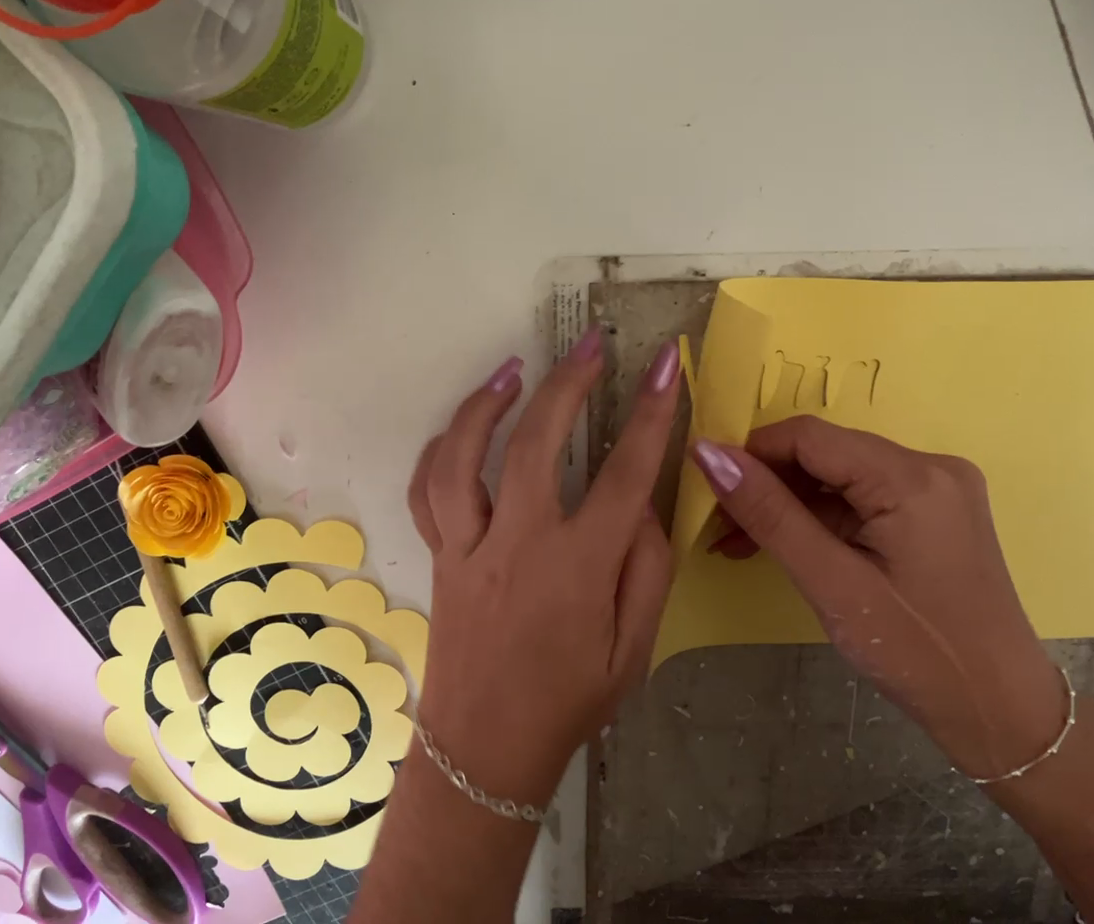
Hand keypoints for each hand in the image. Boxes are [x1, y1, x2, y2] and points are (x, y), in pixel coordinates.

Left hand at [407, 330, 682, 809]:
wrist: (486, 748)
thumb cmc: (569, 702)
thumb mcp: (634, 647)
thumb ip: (646, 568)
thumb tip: (641, 501)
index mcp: (577, 568)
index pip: (625, 473)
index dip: (652, 414)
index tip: (667, 366)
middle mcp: (517, 545)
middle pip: (536, 444)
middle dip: (568, 384)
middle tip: (590, 344)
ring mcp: (468, 548)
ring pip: (462, 458)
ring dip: (486, 404)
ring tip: (514, 367)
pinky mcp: (437, 557)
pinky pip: (426, 493)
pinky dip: (439, 451)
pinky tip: (460, 428)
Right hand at [691, 416, 1066, 780]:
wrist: (1001, 710)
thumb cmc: (915, 652)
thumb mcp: (831, 583)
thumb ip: (769, 513)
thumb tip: (708, 454)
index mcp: (912, 477)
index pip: (810, 436)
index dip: (752, 453)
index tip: (707, 486)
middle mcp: (930, 467)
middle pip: (825, 454)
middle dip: (767, 484)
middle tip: (719, 526)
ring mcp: (937, 490)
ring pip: (840, 477)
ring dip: (789, 505)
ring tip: (738, 542)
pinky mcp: (935, 514)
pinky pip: (862, 500)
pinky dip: (820, 520)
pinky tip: (784, 546)